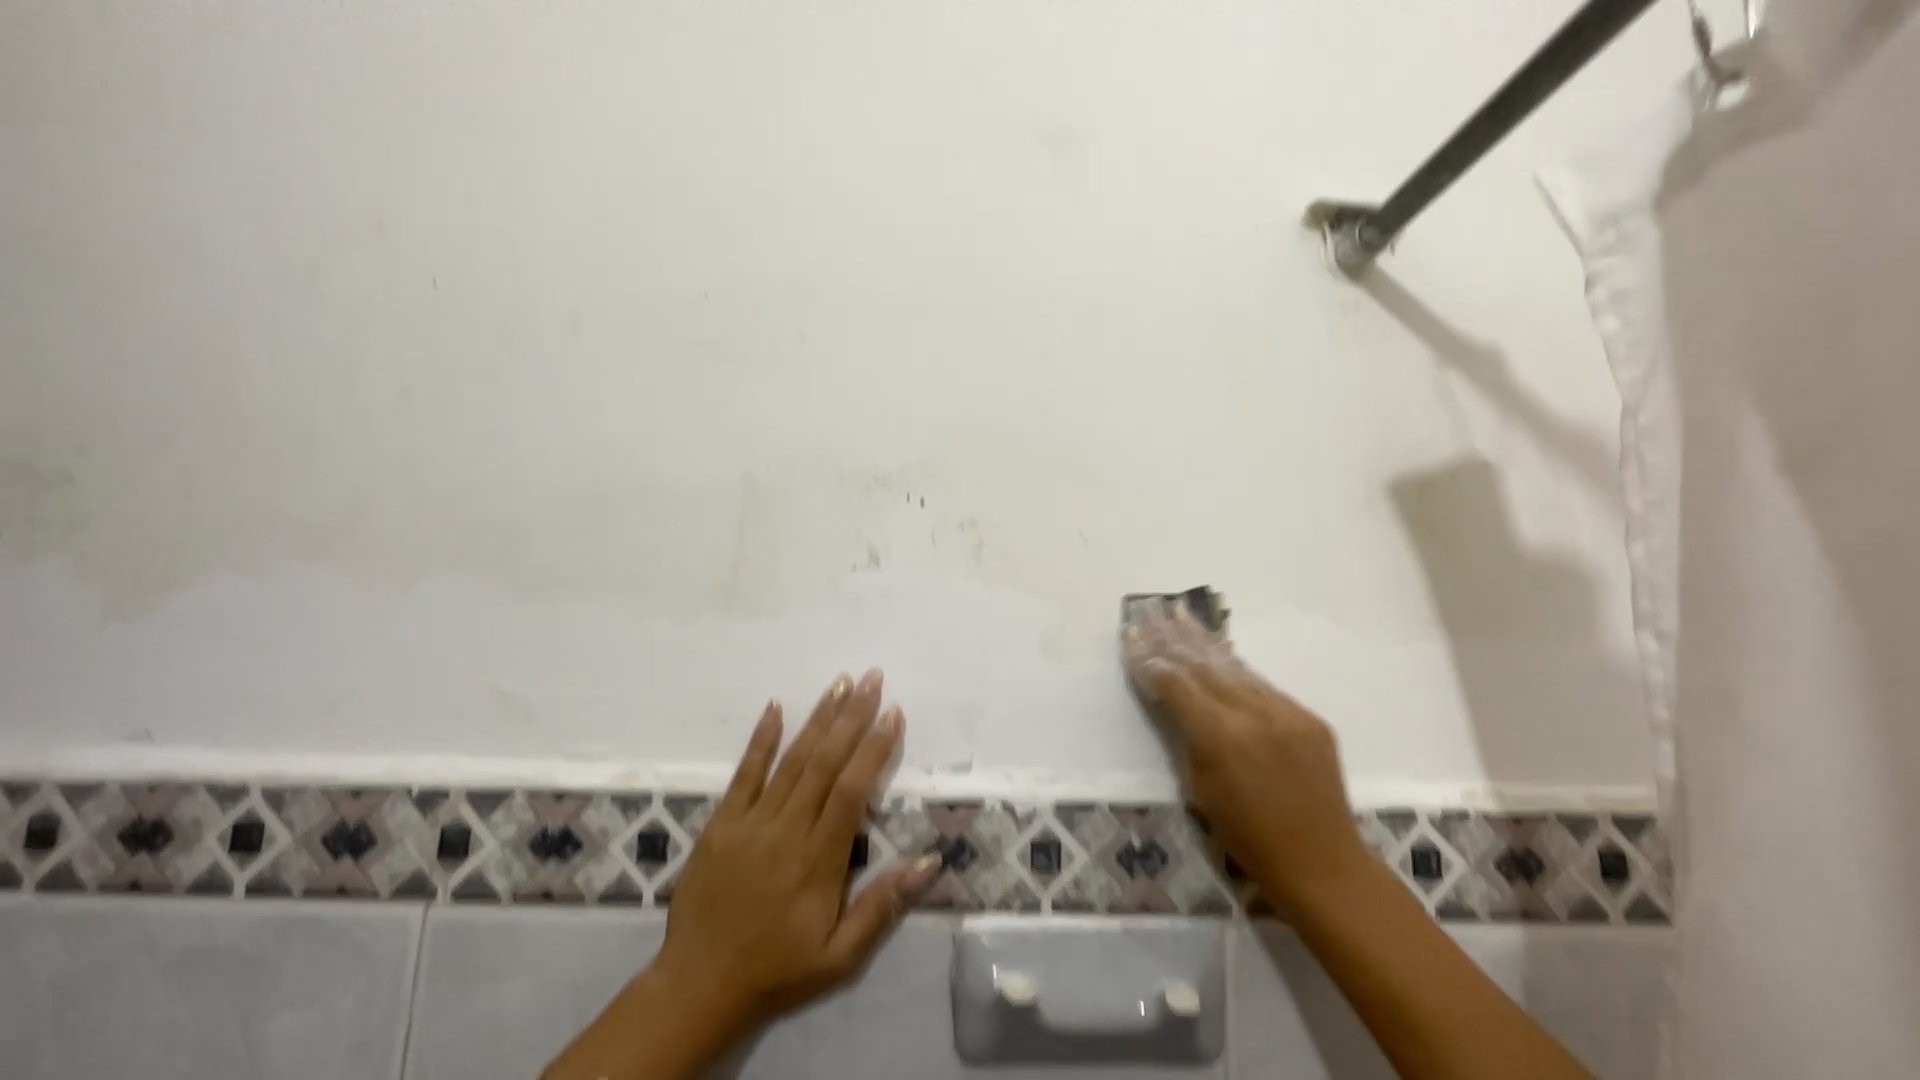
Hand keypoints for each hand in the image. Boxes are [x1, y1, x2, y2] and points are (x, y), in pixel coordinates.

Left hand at [652, 669, 942, 1030]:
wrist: (700, 985)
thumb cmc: (779, 971)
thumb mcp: (841, 956)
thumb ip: (882, 906)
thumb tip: (930, 862)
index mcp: (819, 859)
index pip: (853, 790)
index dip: (874, 748)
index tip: (893, 714)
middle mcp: (787, 829)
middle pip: (825, 763)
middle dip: (852, 717)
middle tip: (872, 678)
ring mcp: (750, 823)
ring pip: (791, 760)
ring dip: (817, 719)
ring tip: (840, 683)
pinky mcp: (721, 824)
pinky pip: (744, 774)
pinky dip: (761, 740)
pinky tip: (775, 708)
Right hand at [1122, 604, 1371, 916]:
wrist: (1321, 861)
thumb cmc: (1246, 839)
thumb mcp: (1200, 790)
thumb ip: (1185, 737)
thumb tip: (1170, 698)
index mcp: (1220, 737)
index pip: (1177, 685)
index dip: (1152, 660)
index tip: (1132, 633)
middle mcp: (1254, 714)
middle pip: (1205, 666)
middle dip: (1175, 639)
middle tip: (1152, 610)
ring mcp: (1287, 712)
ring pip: (1236, 669)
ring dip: (1205, 642)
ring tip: (1182, 615)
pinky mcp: (1309, 718)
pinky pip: (1263, 685)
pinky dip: (1237, 667)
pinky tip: (1221, 650)